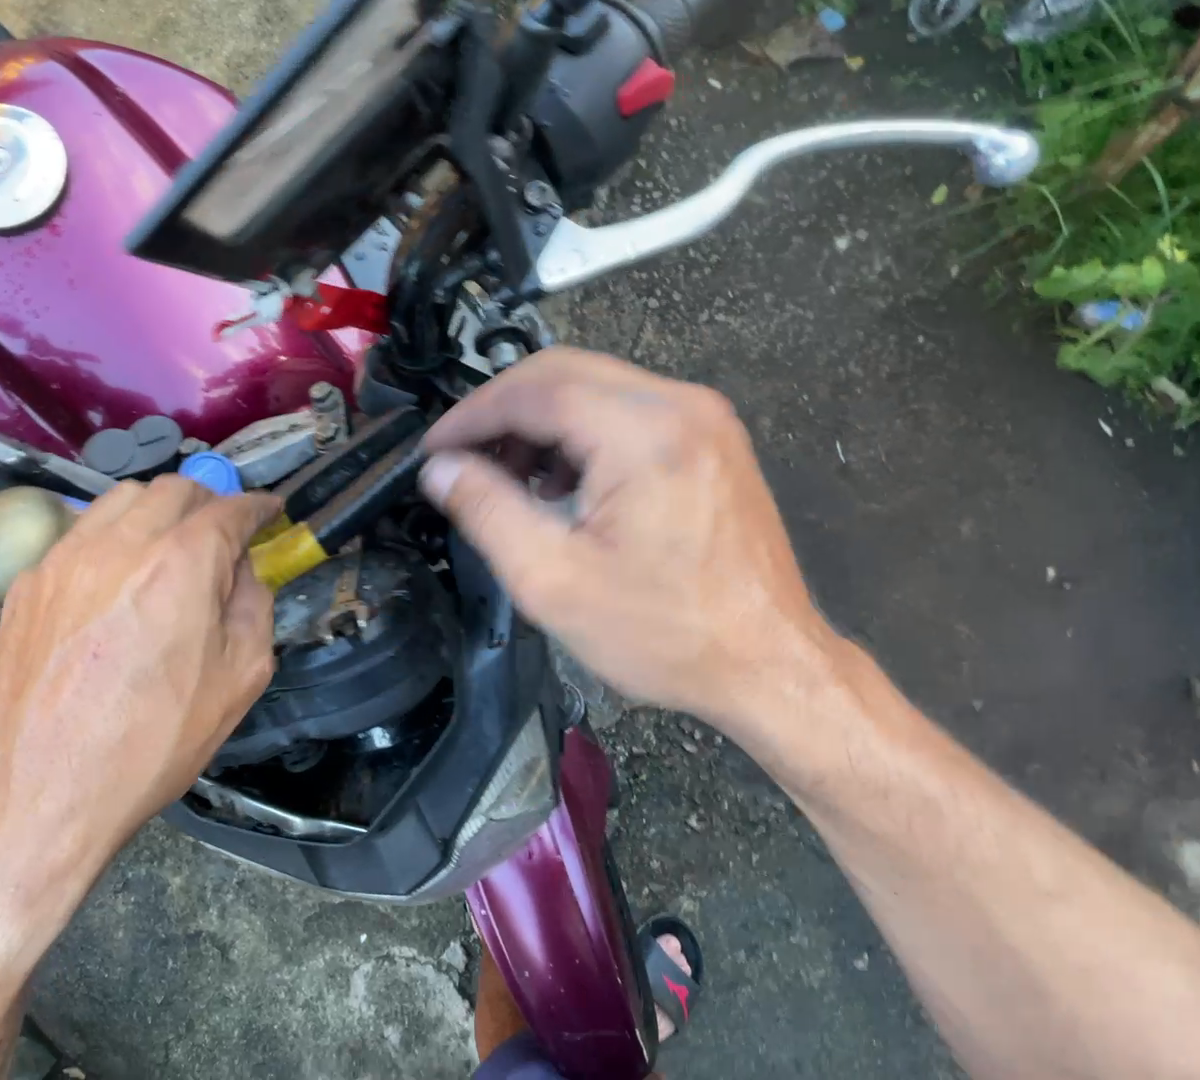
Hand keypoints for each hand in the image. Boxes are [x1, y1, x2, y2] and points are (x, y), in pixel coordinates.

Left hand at [0, 476, 277, 960]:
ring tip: (166, 549)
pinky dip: (111, 540)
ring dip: (155, 512)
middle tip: (221, 534)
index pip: (228, 509)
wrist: (46, 792)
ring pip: (119, 500)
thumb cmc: (154, 743)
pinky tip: (115, 581)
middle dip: (207, 502)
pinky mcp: (27, 583)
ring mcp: (64, 558)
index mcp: (181, 564)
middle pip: (172, 489)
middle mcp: (119, 544)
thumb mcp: (241, 679)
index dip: (257, 506)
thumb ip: (254, 604)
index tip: (269, 510)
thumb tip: (240, 569)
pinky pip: (78, 535)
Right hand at [419, 347, 833, 732]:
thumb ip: (487, 511)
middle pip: (564, 373)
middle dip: (501, 411)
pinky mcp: (710, 440)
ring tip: (505, 477)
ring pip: (594, 388)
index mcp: (644, 434)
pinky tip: (558, 482)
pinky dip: (579, 433)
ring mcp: (704, 419)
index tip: (432, 450)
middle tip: (460, 459)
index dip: (471, 414)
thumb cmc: (665, 634)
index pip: (535, 390)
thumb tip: (440, 470)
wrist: (768, 663)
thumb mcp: (553, 580)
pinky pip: (626, 411)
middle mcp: (681, 406)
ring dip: (539, 421)